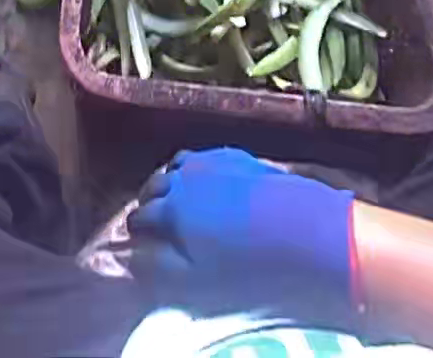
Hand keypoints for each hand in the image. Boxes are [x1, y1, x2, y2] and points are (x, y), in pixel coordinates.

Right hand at [130, 148, 355, 321]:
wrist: (297, 225)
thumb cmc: (245, 262)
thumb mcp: (197, 278)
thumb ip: (161, 265)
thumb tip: (135, 254)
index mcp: (171, 208)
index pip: (141, 216)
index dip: (135, 228)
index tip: (135, 237)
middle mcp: (184, 177)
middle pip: (154, 184)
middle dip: (148, 199)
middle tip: (150, 213)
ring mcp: (209, 161)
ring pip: (177, 164)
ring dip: (170, 179)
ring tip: (174, 193)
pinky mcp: (233, 155)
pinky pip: (203, 157)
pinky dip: (195, 169)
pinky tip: (205, 180)